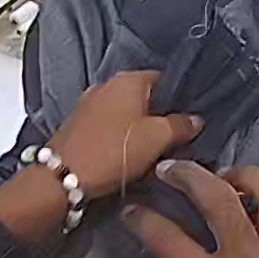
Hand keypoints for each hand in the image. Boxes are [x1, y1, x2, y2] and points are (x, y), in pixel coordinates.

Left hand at [47, 71, 202, 197]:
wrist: (63, 177)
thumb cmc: (113, 151)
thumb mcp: (157, 139)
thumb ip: (181, 126)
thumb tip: (195, 120)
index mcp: (128, 79)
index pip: (164, 80)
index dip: (179, 99)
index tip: (189, 121)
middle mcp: (106, 85)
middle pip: (143, 98)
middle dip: (159, 117)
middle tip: (175, 140)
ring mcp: (88, 105)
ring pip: (125, 113)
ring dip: (138, 129)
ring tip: (153, 152)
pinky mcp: (77, 126)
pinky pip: (108, 126)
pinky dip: (119, 137)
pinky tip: (126, 156)